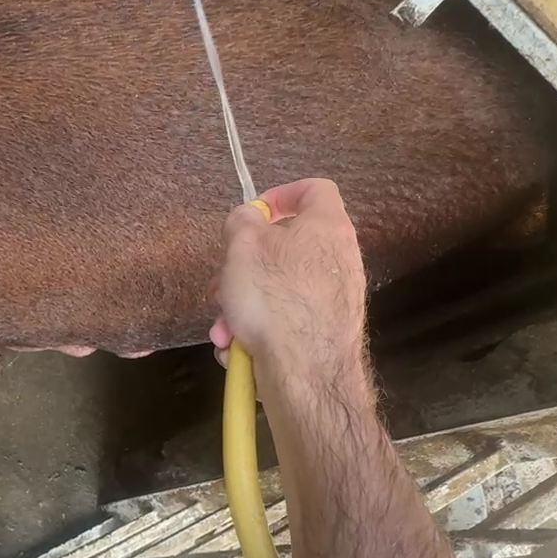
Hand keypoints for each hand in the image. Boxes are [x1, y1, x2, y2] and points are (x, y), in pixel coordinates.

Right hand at [208, 178, 367, 393]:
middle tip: (220, 288)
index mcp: (325, 227)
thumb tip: (248, 217)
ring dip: (239, 309)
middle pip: (282, 249)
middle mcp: (337, 258)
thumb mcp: (242, 249)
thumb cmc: (273, 298)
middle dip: (241, 270)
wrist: (305, 368)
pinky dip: (255, 332)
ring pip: (274, 290)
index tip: (251, 214)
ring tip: (224, 331)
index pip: (313, 189)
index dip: (279, 195)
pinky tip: (239, 349)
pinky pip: (281, 320)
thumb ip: (241, 223)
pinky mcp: (321, 331)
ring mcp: (331, 298)